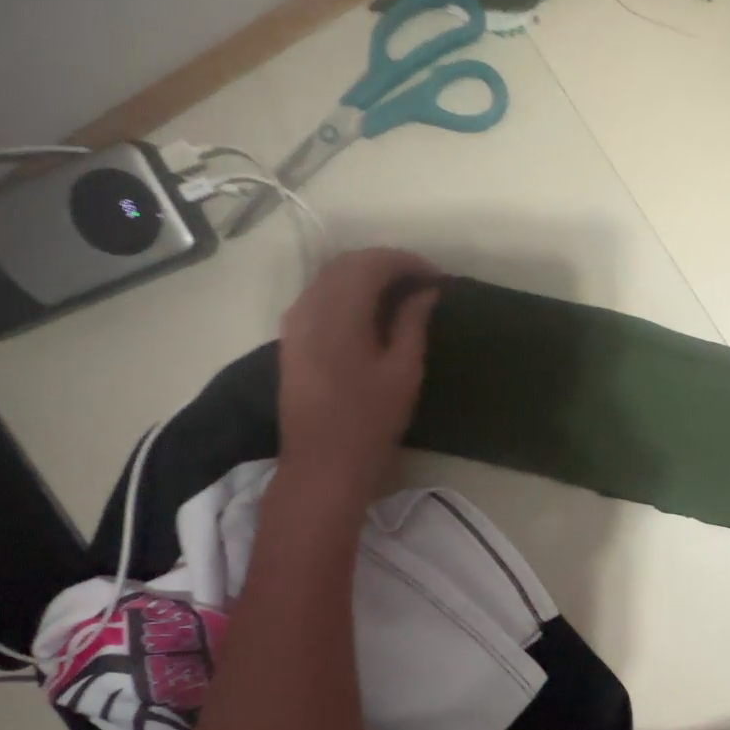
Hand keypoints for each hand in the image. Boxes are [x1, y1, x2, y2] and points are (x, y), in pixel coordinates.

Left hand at [276, 248, 444, 507]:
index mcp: (339, 314)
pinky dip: (348, 292)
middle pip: (347, 263)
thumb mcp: (403, 373)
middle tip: (424, 284)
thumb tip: (426, 292)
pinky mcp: (291, 338)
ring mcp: (294, 322)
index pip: (371, 264)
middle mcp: (309, 307)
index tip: (439, 279)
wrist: (321, 467)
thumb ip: (413, 324)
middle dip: (387, 264)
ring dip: (366, 276)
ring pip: (330, 277)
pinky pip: (319, 296)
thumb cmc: (370, 423)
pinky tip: (373, 313)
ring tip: (403, 296)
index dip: (408, 263)